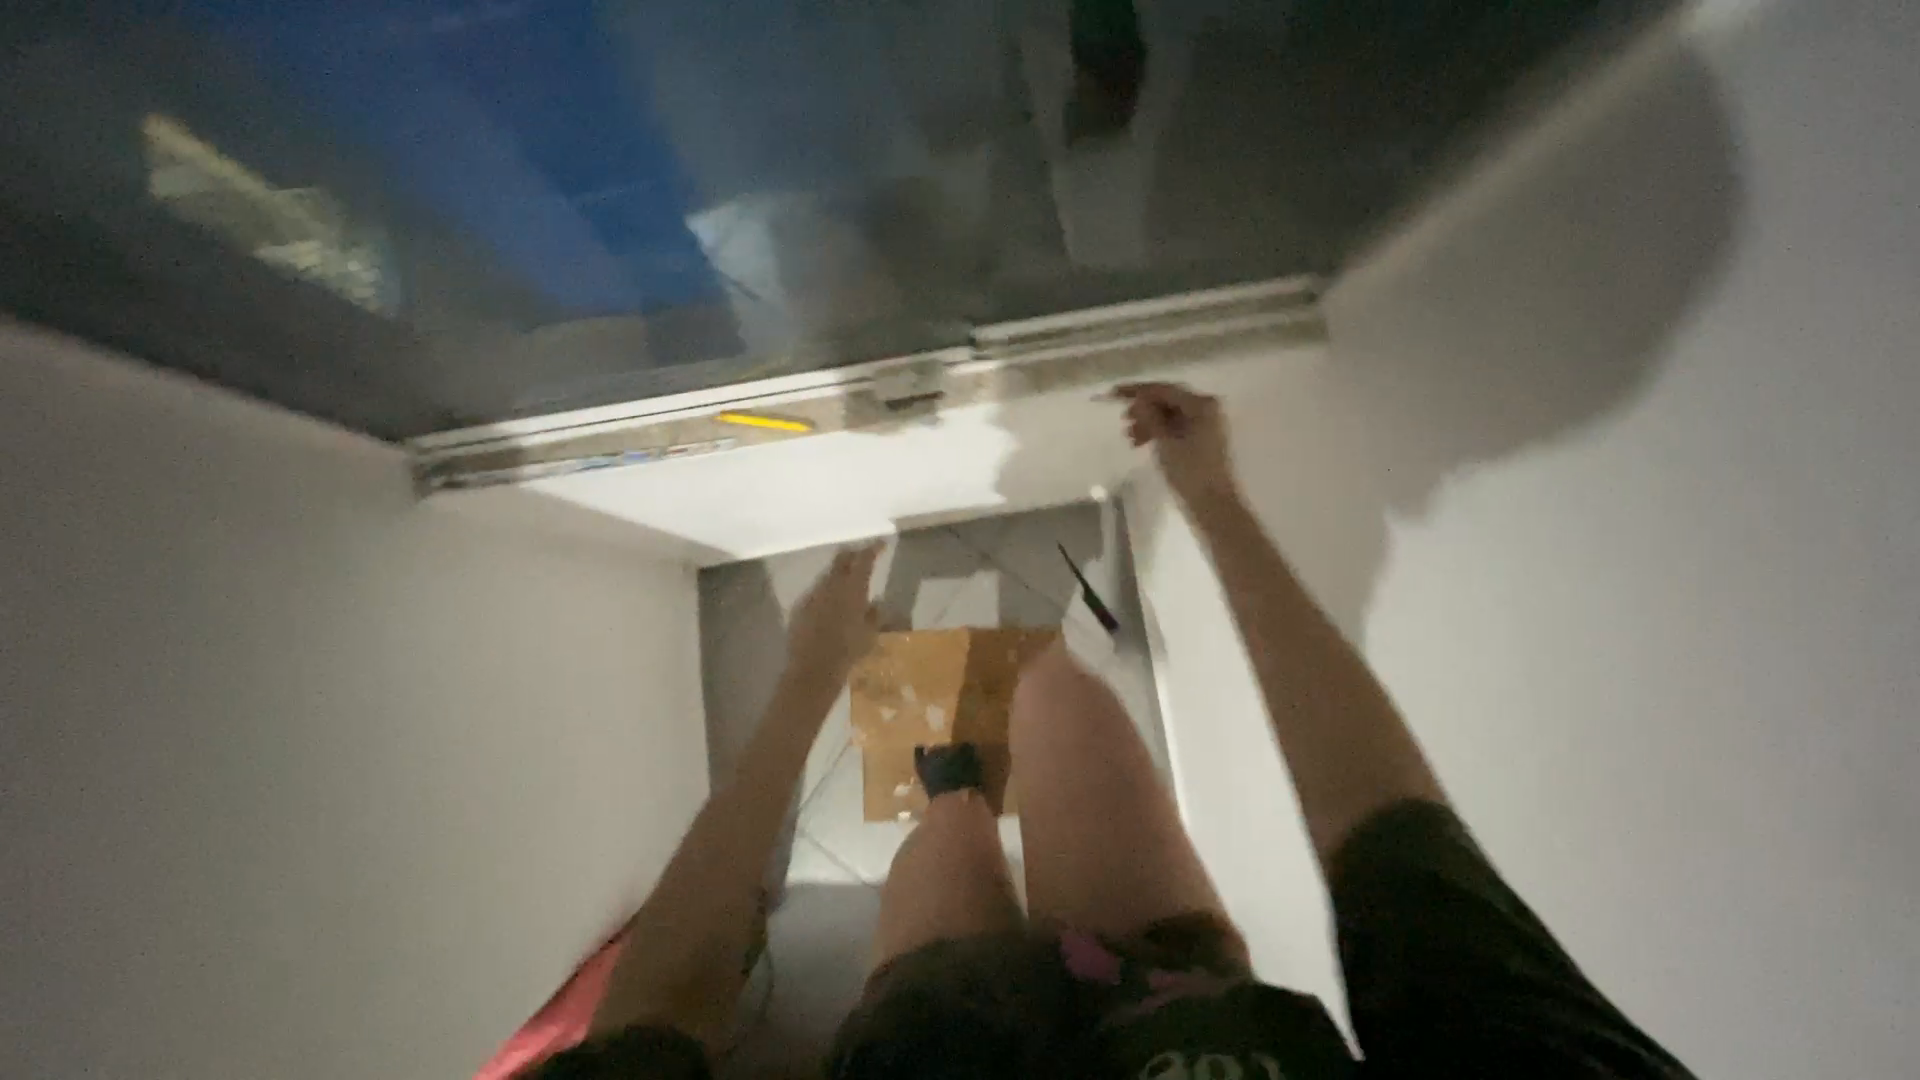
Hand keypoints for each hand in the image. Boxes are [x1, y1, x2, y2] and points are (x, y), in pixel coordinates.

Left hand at [785, 542, 883, 682]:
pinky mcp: (800, 607)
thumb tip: (877, 602)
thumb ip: (875, 614)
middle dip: (852, 554)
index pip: (864, 559)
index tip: (880, 543)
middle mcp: (831, 585)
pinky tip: (829, 604)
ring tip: (846, 581)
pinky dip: (825, 593)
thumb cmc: (849, 651)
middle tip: (861, 556)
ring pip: (827, 576)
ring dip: (838, 575)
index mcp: (853, 588)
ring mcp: (812, 594)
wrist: (813, 668)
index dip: (873, 549)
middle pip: (841, 559)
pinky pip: (815, 593)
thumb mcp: (870, 634)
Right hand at [1115, 382, 1241, 512]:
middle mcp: (1206, 409)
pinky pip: (1175, 428)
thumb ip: (1150, 416)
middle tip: (1124, 420)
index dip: (1138, 391)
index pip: (1164, 390)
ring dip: (1149, 423)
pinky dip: (1158, 433)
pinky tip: (1142, 443)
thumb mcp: (1165, 441)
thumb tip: (1137, 399)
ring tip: (1131, 438)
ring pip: (1170, 416)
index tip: (1113, 393)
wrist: (1212, 504)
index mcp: (1201, 404)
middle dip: (1144, 410)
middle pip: (1168, 401)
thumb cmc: (1190, 471)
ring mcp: (1205, 424)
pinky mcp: (1201, 440)